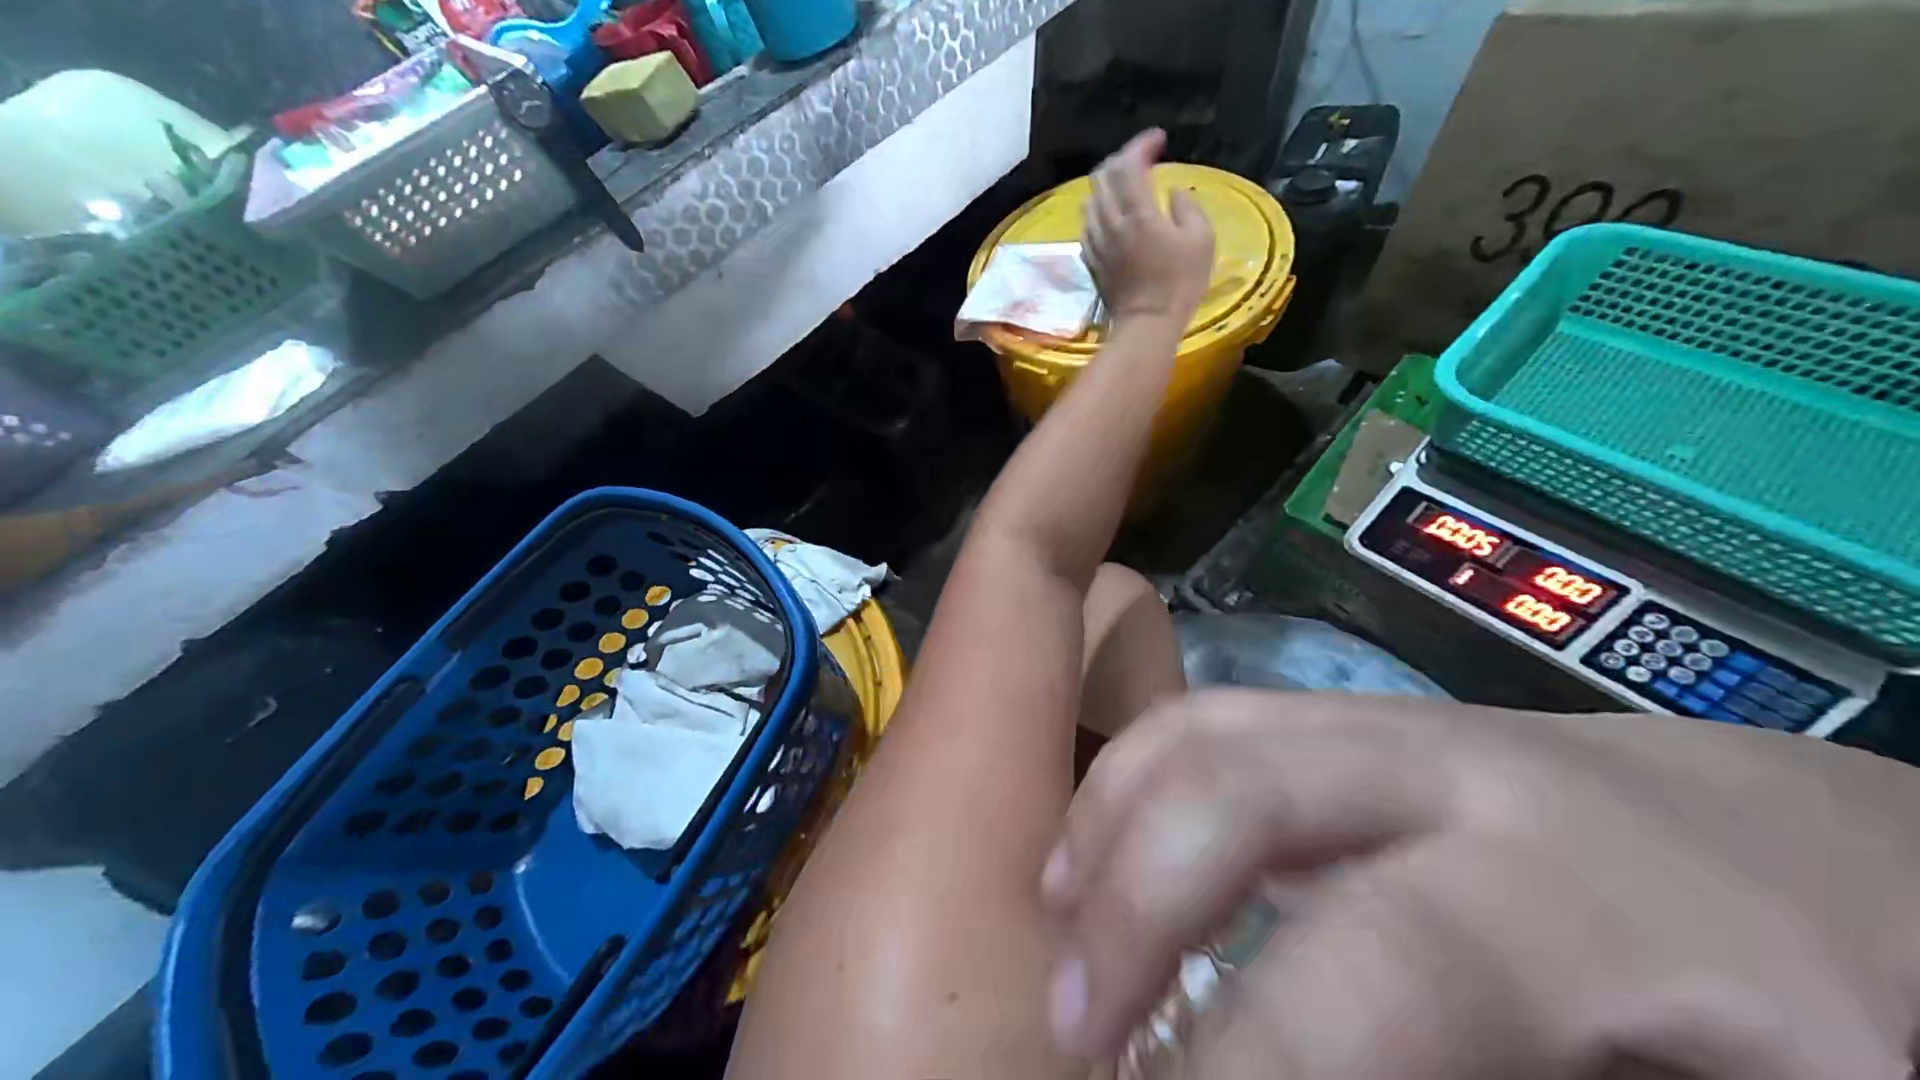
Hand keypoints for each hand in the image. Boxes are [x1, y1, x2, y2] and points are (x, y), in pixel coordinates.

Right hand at [1044, 690, 1919, 1078]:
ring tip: (1062, 919)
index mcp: (1598, 887)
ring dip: (1114, 820)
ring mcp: (1400, 723)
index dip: (1255, 1064)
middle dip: (1137, 903)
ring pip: (1210, 727)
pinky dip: (1143, 777)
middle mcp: (1468, 770)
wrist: (1863, 855)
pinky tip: (1118, 844)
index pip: (1387, 967)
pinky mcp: (1363, 722)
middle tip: (1078, 1026)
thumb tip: (1313, 1074)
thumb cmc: (1868, 1023)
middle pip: (1243, 787)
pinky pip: (1220, 720)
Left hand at [1084, 129, 1215, 325]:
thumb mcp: (1202, 239)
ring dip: (1107, 186)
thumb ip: (1187, 207)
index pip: (1129, 164)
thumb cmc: (1180, 283)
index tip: (1160, 140)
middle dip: (1121, 160)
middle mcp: (1111, 223)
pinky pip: (1087, 225)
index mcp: (1139, 213)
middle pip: (1102, 177)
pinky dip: (1099, 211)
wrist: (1147, 324)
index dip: (1142, 144)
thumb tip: (1172, 194)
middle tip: (1141, 161)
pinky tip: (1112, 217)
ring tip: (1126, 187)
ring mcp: (1097, 242)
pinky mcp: (1091, 260)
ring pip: (1090, 200)